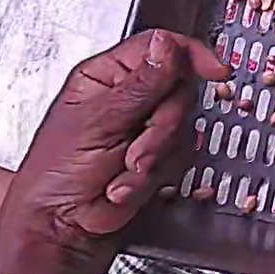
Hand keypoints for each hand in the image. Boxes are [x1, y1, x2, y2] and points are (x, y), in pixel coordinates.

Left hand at [0, 29, 228, 273]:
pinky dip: (152, 176)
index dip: (190, 55)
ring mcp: (144, 126)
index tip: (216, 71)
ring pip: (180, 126)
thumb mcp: (99, 122)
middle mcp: (129, 96)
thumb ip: (141, 85)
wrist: (61, 228)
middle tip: (137, 149)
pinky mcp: (156, 155)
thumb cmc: (57, 173)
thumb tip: (167, 45)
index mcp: (107, 75)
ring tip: (123, 172)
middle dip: (161, 126)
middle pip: (177, 90)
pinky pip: (177, 156)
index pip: (157, 48)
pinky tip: (123, 185)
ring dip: (154, 155)